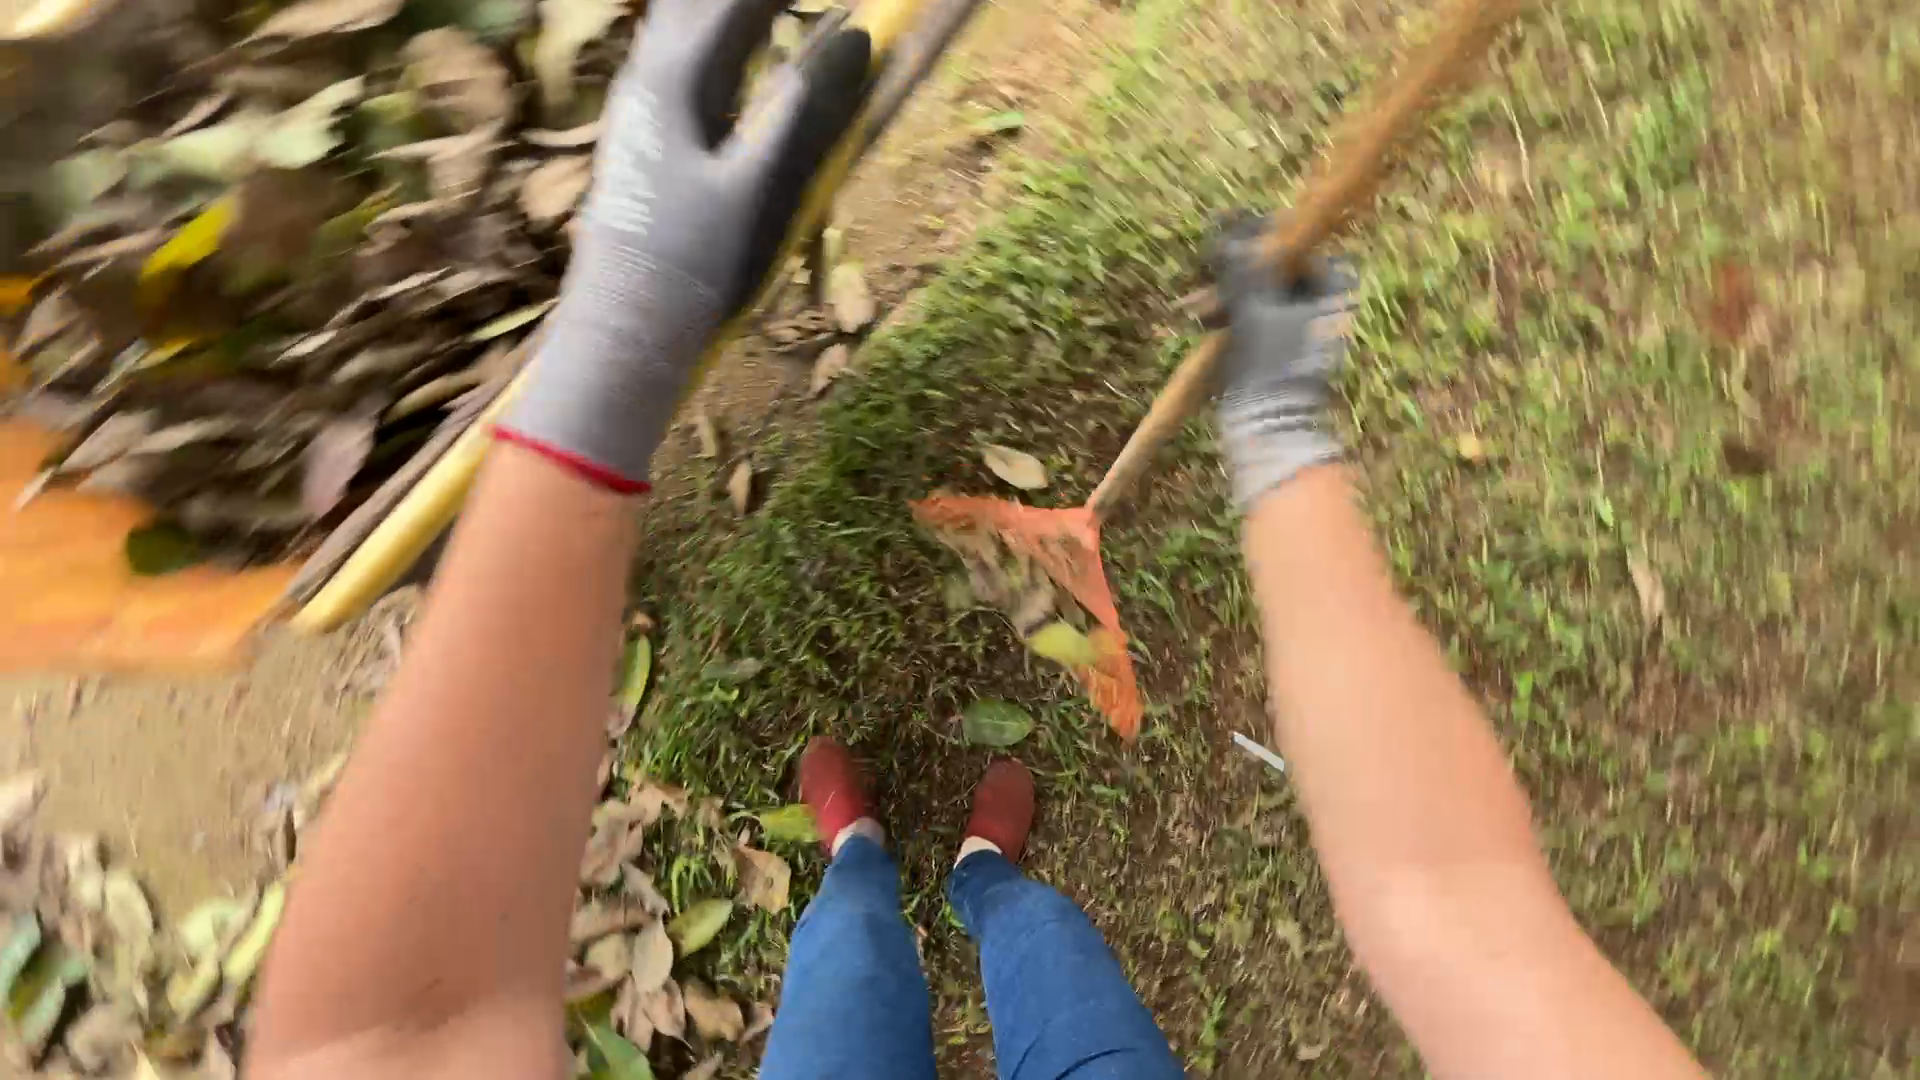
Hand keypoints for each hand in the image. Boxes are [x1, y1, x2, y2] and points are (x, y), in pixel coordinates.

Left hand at [499, 0, 870, 491]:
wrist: (628, 315)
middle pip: (695, 6)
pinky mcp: (638, 130)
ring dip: (720, 16)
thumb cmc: (693, 258)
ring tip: (760, 18)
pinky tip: (716, 52)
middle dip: (748, 5)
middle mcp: (647, 74)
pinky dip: (701, 39)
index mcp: (676, 78)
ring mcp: (636, 101)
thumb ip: (798, 110)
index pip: (737, 5)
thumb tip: (852, 40)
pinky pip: (671, 57)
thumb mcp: (753, 184)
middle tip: (785, 6)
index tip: (845, 1)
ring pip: (676, 26)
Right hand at [1211, 214, 1356, 509]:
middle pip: (1273, 268)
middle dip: (1234, 270)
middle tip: (1204, 266)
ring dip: (1223, 294)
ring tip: (1194, 306)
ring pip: (1257, 293)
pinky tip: (1200, 322)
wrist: (1267, 426)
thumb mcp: (1253, 310)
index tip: (1230, 232)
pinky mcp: (1276, 346)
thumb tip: (1227, 227)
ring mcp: (1299, 326)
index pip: (1298, 243)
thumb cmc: (1269, 367)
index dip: (1263, 235)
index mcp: (1336, 288)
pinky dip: (1226, 316)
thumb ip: (1241, 267)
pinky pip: (1250, 316)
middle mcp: (1323, 303)